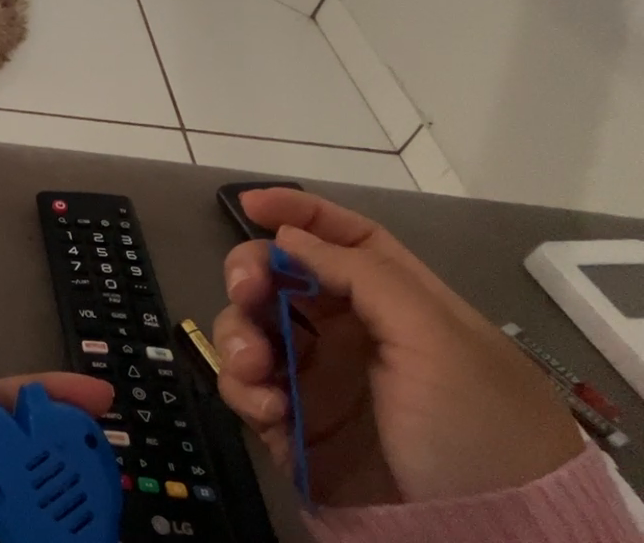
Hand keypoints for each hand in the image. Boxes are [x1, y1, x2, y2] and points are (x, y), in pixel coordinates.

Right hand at [211, 188, 580, 505]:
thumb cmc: (474, 429)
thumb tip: (288, 236)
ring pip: (248, 327)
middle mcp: (350, 334)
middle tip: (246, 292)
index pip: (345, 241)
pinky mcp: (288, 420)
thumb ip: (363, 276)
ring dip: (238, 337)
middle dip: (250, 275)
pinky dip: (244, 388)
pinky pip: (243, 384)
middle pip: (278, 277)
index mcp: (398, 306)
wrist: (476, 541)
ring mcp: (315, 378)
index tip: (249, 204)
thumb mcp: (439, 342)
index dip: (299, 214)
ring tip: (257, 369)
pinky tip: (271, 410)